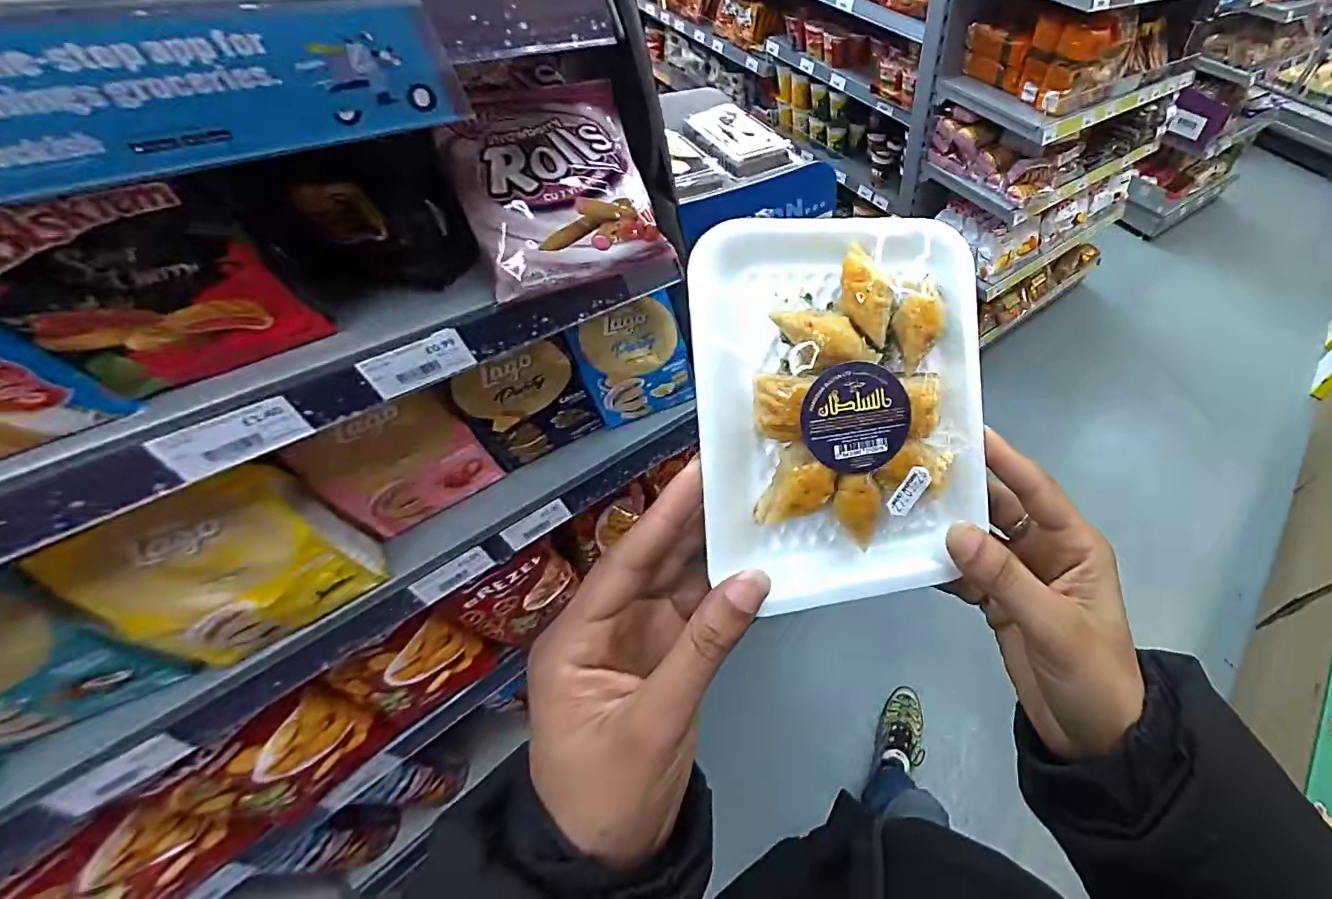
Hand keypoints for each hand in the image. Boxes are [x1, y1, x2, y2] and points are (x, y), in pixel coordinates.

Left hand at [526, 461, 769, 869]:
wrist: (606, 860)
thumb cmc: (607, 794)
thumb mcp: (655, 721)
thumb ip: (706, 646)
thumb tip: (755, 579)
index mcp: (577, 637)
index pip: (626, 561)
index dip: (664, 514)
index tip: (696, 471)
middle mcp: (605, 627)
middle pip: (651, 562)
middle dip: (688, 518)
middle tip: (728, 473)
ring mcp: (637, 640)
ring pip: (676, 581)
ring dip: (709, 547)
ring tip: (744, 503)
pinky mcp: (664, 656)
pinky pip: (695, 610)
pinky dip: (722, 587)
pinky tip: (747, 559)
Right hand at [945, 429, 1144, 759]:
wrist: (1094, 739)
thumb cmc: (1092, 674)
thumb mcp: (1054, 624)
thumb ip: (1004, 577)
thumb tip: (954, 532)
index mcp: (1073, 544)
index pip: (1037, 491)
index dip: (1008, 460)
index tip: (975, 433)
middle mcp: (1045, 551)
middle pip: (1002, 511)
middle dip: (968, 492)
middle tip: (924, 467)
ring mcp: (1021, 577)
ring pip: (981, 540)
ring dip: (951, 529)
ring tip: (909, 506)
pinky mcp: (1001, 603)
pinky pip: (969, 574)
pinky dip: (947, 567)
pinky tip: (917, 557)